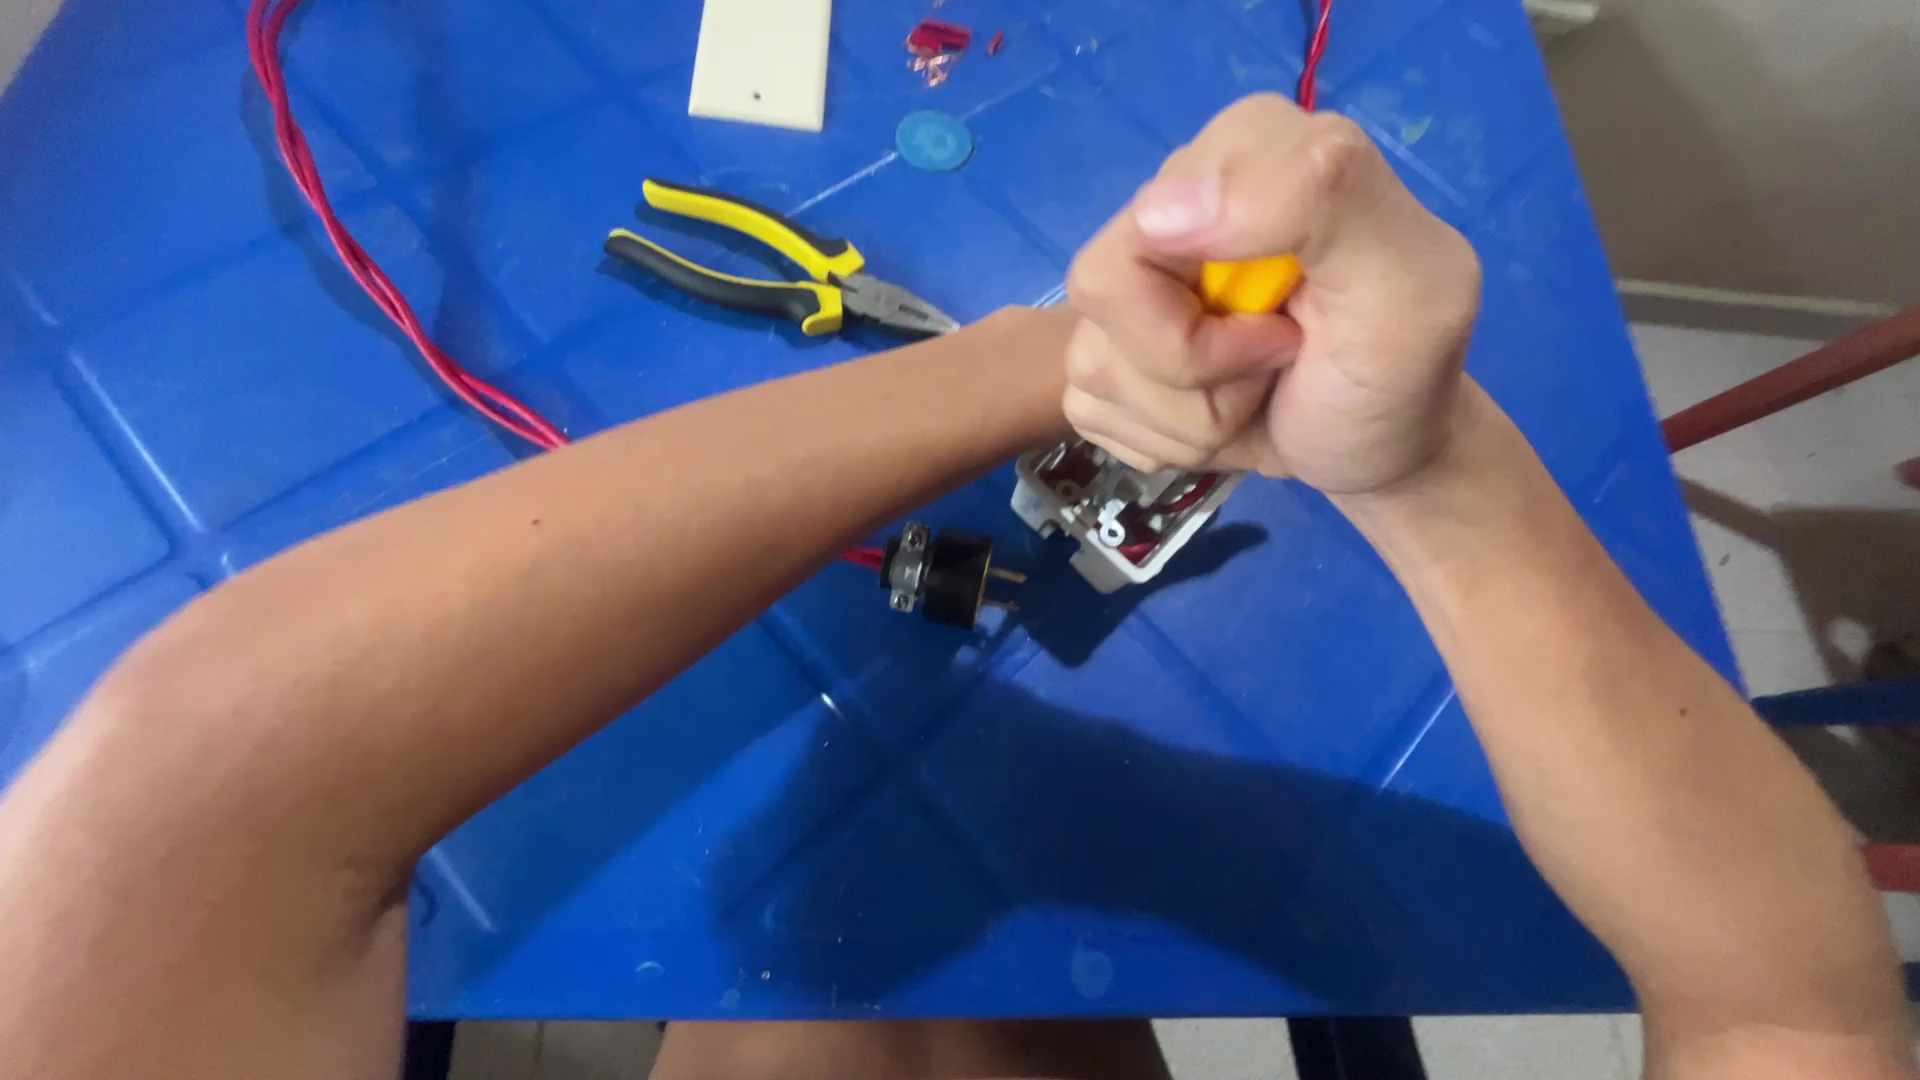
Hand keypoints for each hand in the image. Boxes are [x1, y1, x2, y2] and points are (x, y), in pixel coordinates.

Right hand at [1063, 94, 1481, 494]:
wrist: (1370, 448)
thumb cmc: (1394, 373)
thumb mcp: (1407, 278)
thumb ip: (1317, 196)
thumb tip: (1157, 209)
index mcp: (1236, 155)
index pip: (1140, 227)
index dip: (1199, 315)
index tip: (1285, 332)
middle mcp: (1168, 213)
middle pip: (1100, 292)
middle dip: (1191, 369)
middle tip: (1269, 364)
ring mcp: (1127, 294)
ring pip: (1090, 367)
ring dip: (1187, 418)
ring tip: (1253, 395)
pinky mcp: (1104, 361)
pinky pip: (1086, 410)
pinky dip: (1162, 441)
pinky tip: (1216, 420)